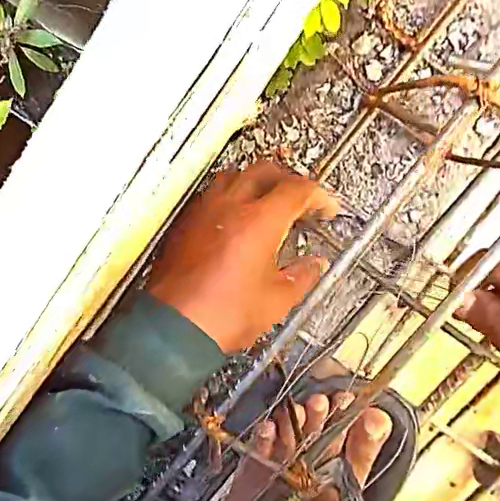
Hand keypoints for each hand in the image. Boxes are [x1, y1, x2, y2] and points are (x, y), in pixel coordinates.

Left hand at [147, 160, 340, 351]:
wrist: (174, 329)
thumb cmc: (218, 316)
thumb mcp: (277, 300)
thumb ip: (302, 276)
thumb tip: (313, 266)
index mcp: (259, 221)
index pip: (297, 189)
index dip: (318, 196)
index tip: (325, 206)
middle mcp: (230, 208)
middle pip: (264, 171)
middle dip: (289, 181)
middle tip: (301, 200)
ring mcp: (204, 213)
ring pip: (234, 176)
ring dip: (256, 183)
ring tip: (268, 202)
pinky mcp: (186, 225)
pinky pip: (212, 196)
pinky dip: (231, 198)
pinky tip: (236, 220)